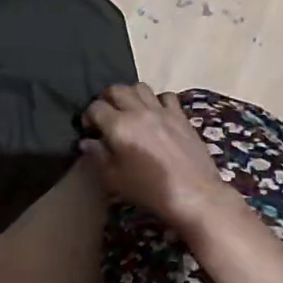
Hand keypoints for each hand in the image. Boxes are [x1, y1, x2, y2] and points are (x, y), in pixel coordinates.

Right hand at [81, 84, 237, 228]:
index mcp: (119, 126)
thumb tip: (87, 142)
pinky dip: (157, 101)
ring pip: (140, 87)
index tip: (90, 130)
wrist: (194, 194)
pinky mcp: (181, 116)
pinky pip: (166, 96)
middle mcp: (139, 111)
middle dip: (106, 99)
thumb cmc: (149, 190)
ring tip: (129, 112)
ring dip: (130, 95)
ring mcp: (162, 111)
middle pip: (116, 89)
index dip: (88, 117)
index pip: (95, 107)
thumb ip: (98, 155)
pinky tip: (156, 115)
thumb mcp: (114, 179)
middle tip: (106, 116)